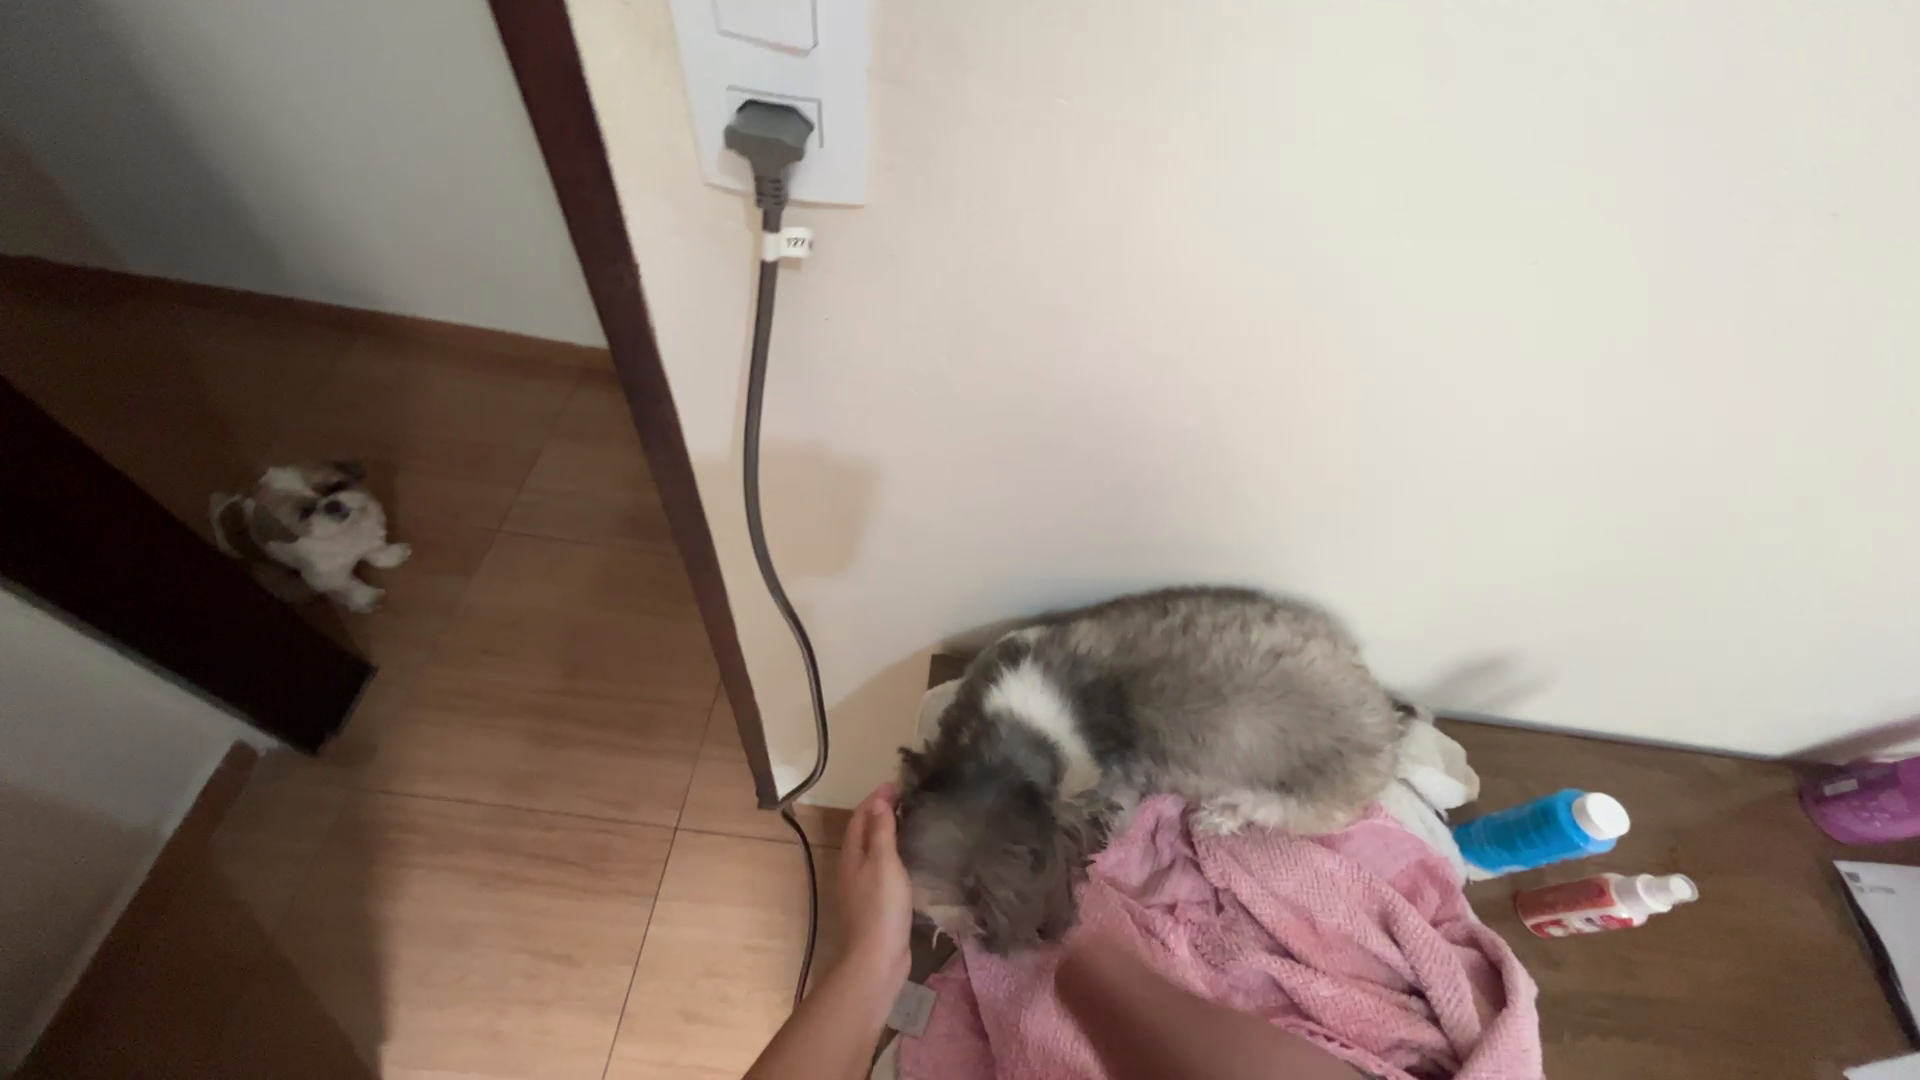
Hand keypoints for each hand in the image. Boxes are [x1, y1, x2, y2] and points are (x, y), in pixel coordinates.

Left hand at [837, 784, 912, 983]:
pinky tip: (911, 854)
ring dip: (888, 830)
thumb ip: (881, 831)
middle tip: (907, 798)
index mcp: (852, 855)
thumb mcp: (883, 862)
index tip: (898, 783)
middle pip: (865, 830)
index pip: (861, 816)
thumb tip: (878, 802)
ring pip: (874, 848)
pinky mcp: (876, 901)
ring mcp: (863, 885)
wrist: (878, 959)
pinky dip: (894, 851)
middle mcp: (853, 867)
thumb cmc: (881, 906)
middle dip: (882, 811)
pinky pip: (883, 865)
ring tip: (911, 819)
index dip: (877, 798)